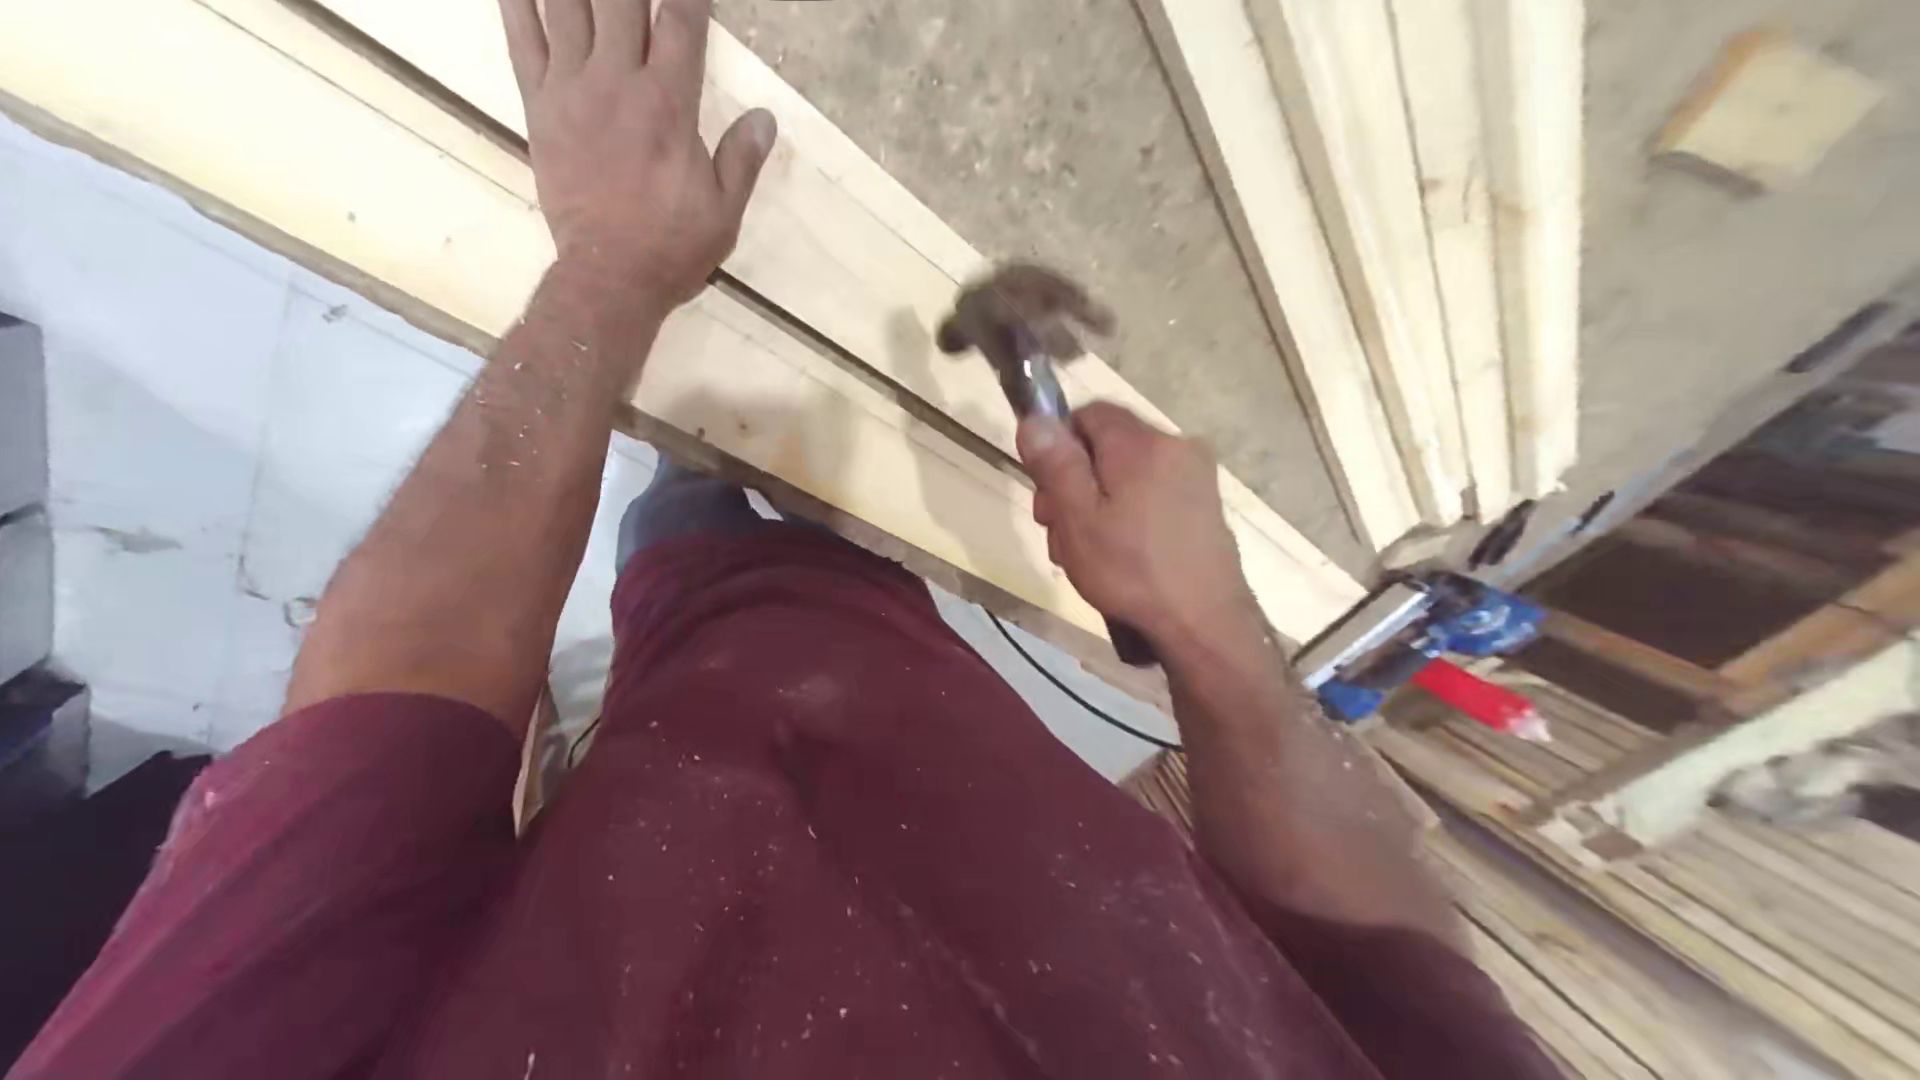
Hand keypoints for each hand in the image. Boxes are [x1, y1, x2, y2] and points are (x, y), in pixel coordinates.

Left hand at [500, 0, 775, 305]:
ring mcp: (570, 88)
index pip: (680, 22)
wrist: (610, 277)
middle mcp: (616, 81)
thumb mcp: (724, 213)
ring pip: (566, 0)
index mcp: (668, 106)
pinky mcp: (538, 105)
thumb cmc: (674, 248)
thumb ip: (742, 159)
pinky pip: (520, 33)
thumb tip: (765, 117)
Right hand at [1018, 403, 1261, 649]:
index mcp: (1142, 443)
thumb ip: (1055, 464)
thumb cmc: (1131, 571)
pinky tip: (1120, 555)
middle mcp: (1176, 446)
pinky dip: (1128, 515)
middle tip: (1059, 532)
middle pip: (1106, 446)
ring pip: (1126, 474)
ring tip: (1087, 553)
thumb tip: (1035, 417)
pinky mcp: (1204, 504)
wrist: (1204, 624)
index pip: (1088, 414)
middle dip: (1075, 483)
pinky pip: (1152, 493)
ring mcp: (1196, 476)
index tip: (1047, 491)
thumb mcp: (1078, 519)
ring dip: (1098, 504)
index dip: (1059, 446)